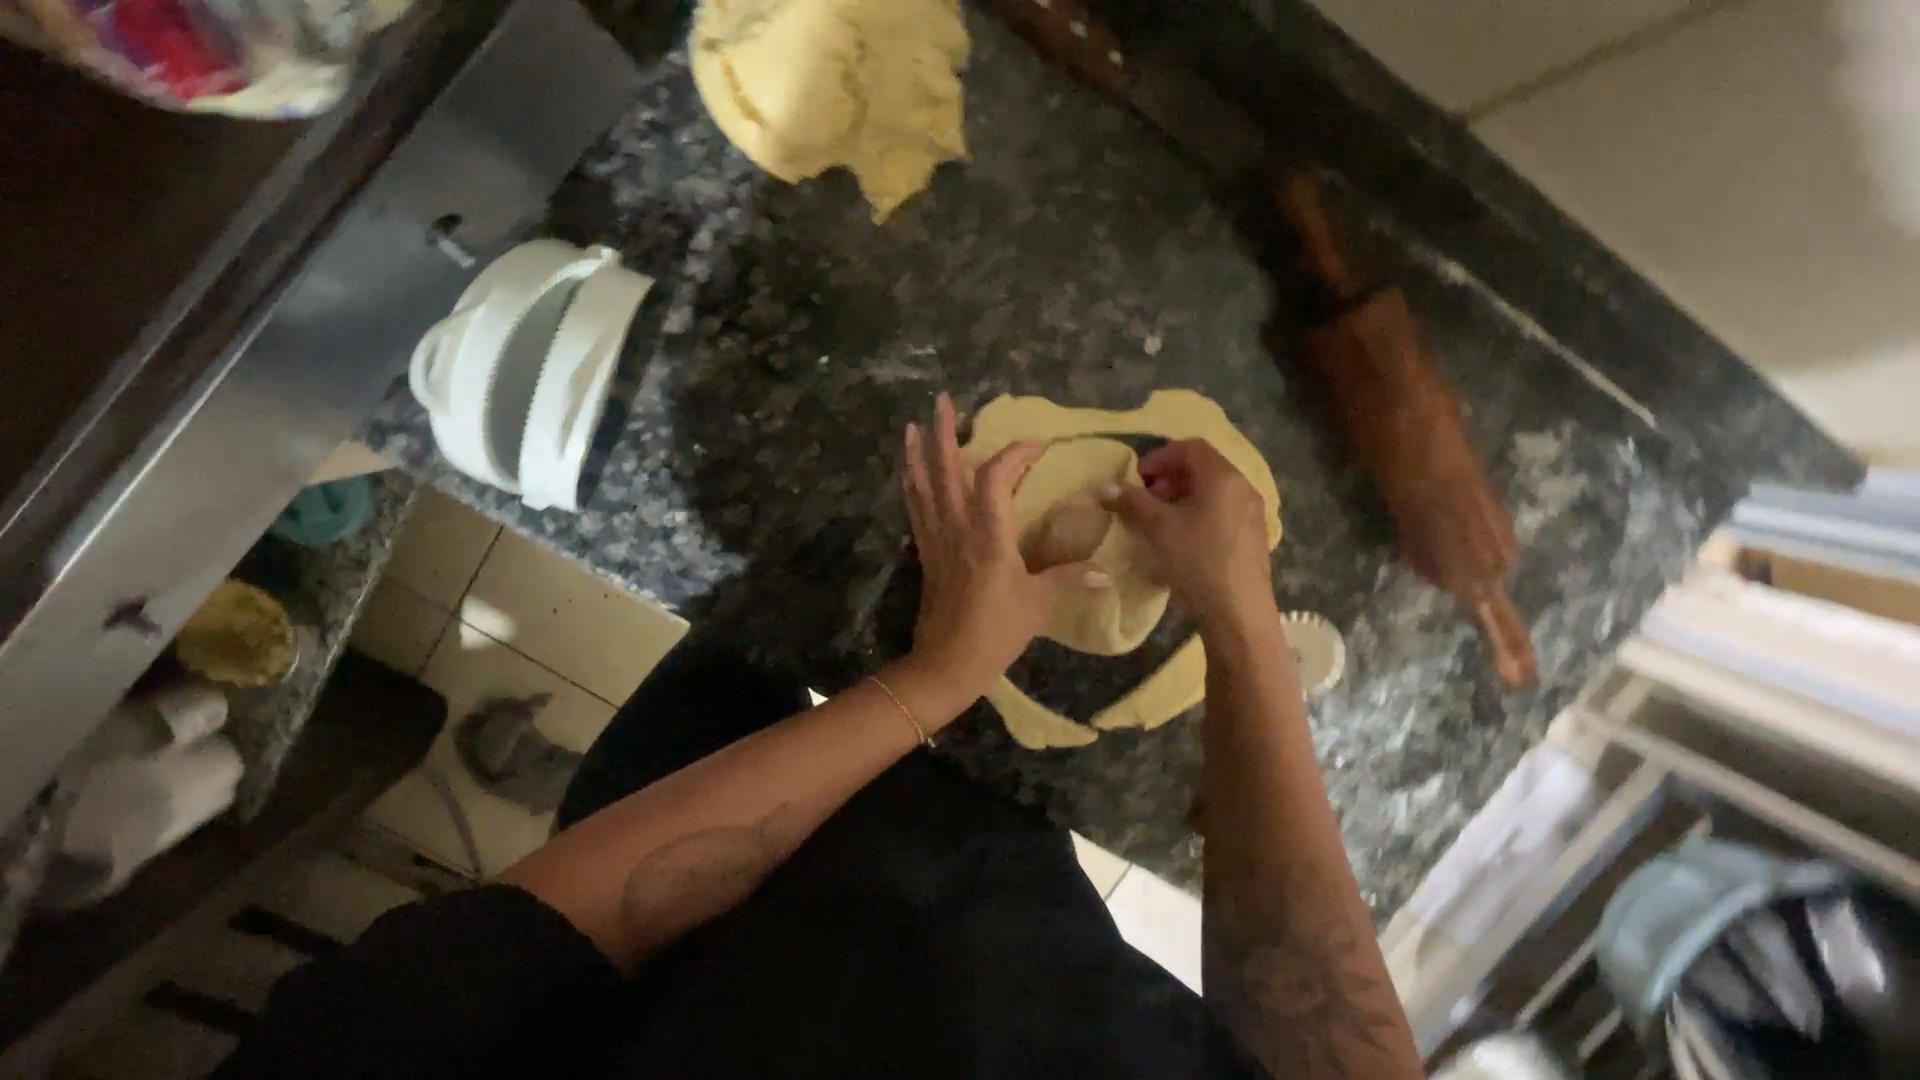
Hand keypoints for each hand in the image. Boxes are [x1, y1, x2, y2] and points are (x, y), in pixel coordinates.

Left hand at [899, 393, 1109, 714]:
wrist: (946, 664)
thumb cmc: (994, 634)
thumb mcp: (1038, 606)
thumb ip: (1068, 581)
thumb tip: (1103, 572)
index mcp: (988, 536)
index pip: (996, 478)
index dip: (1014, 455)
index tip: (1036, 446)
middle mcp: (957, 529)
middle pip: (947, 471)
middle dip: (945, 433)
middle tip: (943, 400)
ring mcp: (937, 539)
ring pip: (923, 486)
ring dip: (920, 453)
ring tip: (914, 425)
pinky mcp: (926, 553)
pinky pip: (916, 510)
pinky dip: (912, 486)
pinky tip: (909, 472)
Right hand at [1102, 439, 1276, 634]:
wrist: (1238, 611)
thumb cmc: (1196, 560)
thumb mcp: (1158, 528)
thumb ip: (1132, 501)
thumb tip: (1106, 485)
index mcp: (1223, 477)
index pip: (1190, 447)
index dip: (1160, 457)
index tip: (1137, 479)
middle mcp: (1243, 487)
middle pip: (1203, 468)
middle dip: (1169, 478)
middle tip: (1145, 500)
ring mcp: (1252, 513)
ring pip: (1212, 492)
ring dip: (1182, 498)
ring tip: (1159, 522)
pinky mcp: (1253, 537)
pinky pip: (1222, 511)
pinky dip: (1198, 514)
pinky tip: (1182, 540)